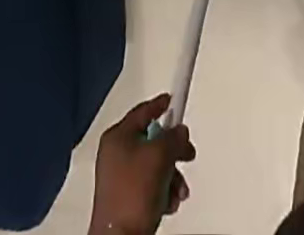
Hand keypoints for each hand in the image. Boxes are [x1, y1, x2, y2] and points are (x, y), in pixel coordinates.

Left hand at [88, 95, 194, 234]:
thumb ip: (172, 138)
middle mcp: (117, 153)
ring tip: (176, 191)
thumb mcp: (158, 157)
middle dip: (172, 152)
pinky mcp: (127, 197)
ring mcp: (121, 176)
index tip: (173, 100)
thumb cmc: (132, 193)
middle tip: (186, 155)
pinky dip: (164, 192)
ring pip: (156, 165)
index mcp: (118, 137)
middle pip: (153, 141)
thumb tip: (180, 132)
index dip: (160, 105)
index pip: (143, 112)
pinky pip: (152, 185)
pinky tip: (167, 203)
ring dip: (171, 177)